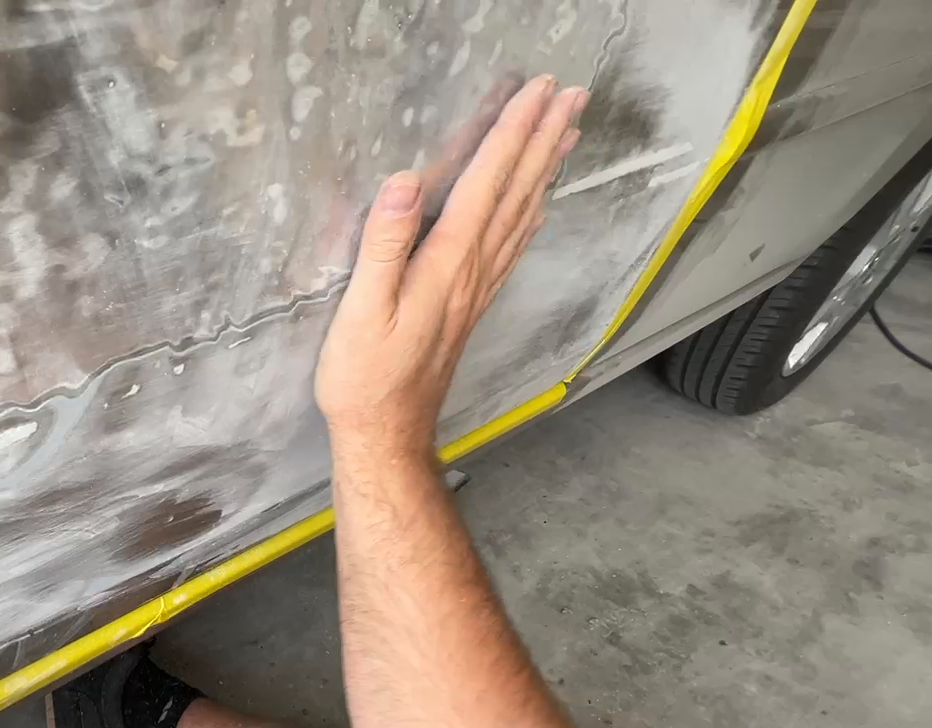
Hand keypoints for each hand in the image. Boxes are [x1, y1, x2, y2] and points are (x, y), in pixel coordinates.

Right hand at [315, 75, 587, 459]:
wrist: (385, 433)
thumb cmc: (363, 378)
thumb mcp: (360, 312)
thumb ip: (383, 247)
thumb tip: (406, 182)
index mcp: (446, 265)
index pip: (487, 186)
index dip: (510, 135)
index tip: (536, 90)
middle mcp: (471, 273)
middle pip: (516, 196)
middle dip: (542, 142)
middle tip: (571, 95)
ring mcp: (474, 294)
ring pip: (521, 221)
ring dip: (544, 175)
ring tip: (567, 137)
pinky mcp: (468, 312)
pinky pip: (510, 255)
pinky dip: (529, 223)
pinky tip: (537, 212)